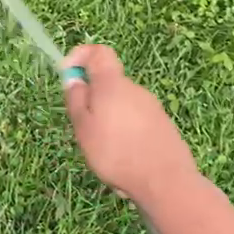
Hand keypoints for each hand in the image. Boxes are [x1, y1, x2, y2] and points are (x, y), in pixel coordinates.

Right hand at [60, 45, 199, 201]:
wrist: (166, 181)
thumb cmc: (115, 152)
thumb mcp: (83, 127)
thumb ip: (76, 99)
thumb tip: (74, 79)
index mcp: (112, 84)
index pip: (98, 52)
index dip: (80, 56)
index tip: (67, 76)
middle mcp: (135, 89)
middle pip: (108, 84)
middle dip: (92, 100)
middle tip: (83, 128)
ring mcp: (152, 107)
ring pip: (120, 106)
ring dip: (108, 121)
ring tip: (104, 150)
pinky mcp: (163, 126)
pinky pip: (135, 122)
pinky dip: (124, 134)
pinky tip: (124, 159)